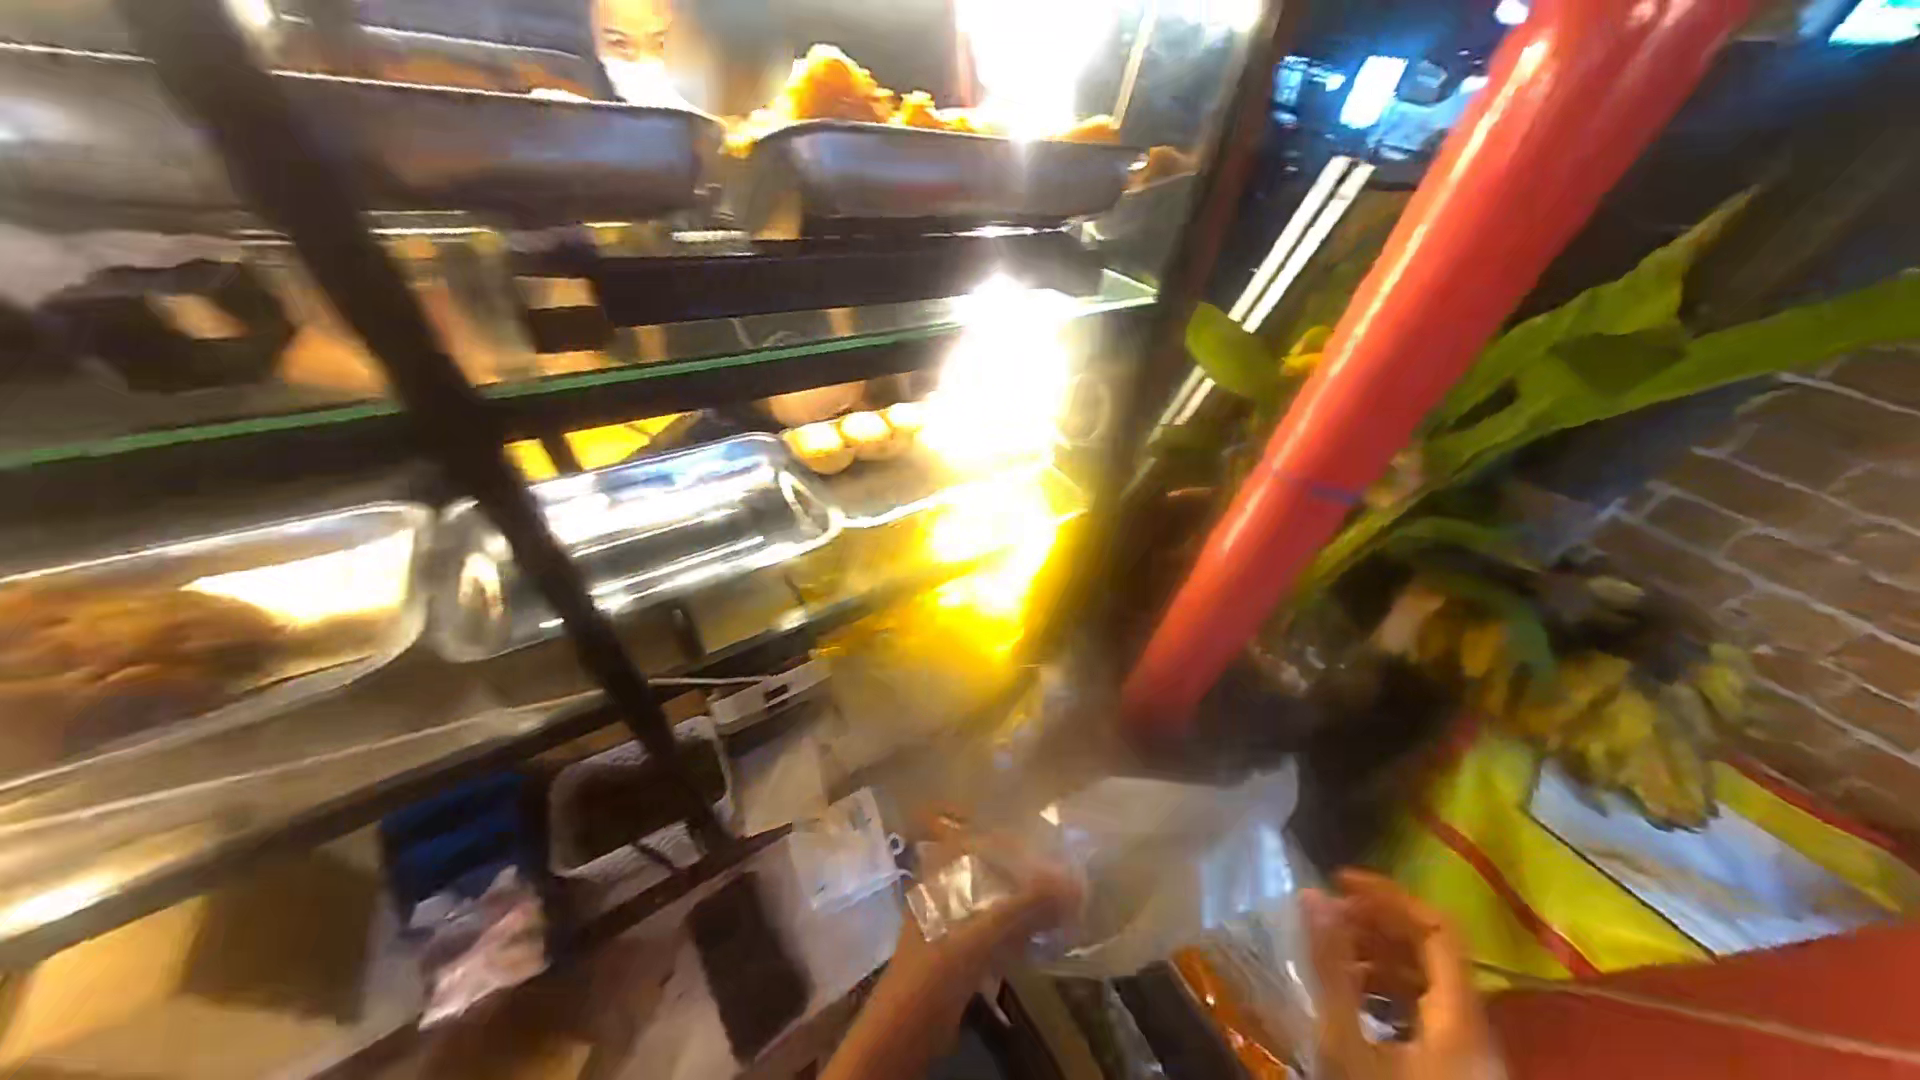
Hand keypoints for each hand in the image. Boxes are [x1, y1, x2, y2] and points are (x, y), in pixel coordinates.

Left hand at [893, 850, 1080, 986]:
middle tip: (1060, 878)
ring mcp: (948, 929)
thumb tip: (1073, 885)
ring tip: (1058, 906)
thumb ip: (1023, 909)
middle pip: (986, 875)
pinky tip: (1040, 939)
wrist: (902, 1039)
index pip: (975, 843)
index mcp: (937, 880)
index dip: (1008, 843)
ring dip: (1022, 906)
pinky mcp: (957, 960)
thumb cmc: (934, 974)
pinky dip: (1016, 933)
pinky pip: (992, 936)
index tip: (1044, 847)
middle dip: (1021, 876)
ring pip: (991, 906)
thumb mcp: (979, 937)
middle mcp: (941, 897)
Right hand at [1305, 869, 1501, 1079]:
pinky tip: (1351, 991)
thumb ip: (1331, 969)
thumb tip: (1314, 897)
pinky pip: (1425, 1006)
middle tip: (1326, 912)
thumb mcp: (1349, 1045)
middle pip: (1434, 949)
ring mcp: (1468, 1051)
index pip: (1438, 928)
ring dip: (1378, 951)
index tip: (1338, 881)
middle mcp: (1475, 1028)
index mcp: (1460, 1018)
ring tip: (1330, 948)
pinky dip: (1386, 984)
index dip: (1389, 895)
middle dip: (1377, 922)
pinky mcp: (1454, 1066)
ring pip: (1428, 978)